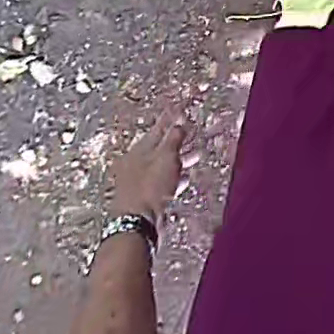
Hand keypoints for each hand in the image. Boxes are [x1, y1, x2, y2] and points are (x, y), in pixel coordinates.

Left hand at [112, 112, 186, 227]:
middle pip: (161, 145)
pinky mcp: (146, 198)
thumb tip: (180, 123)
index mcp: (140, 148)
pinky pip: (164, 182)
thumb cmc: (151, 186)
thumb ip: (175, 138)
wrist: (136, 225)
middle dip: (178, 138)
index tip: (181, 107)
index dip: (172, 117)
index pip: (159, 126)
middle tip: (193, 130)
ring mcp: (140, 181)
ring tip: (196, 154)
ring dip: (180, 158)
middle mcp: (138, 162)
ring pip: (164, 164)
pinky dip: (175, 177)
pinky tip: (185, 179)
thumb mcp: (167, 156)